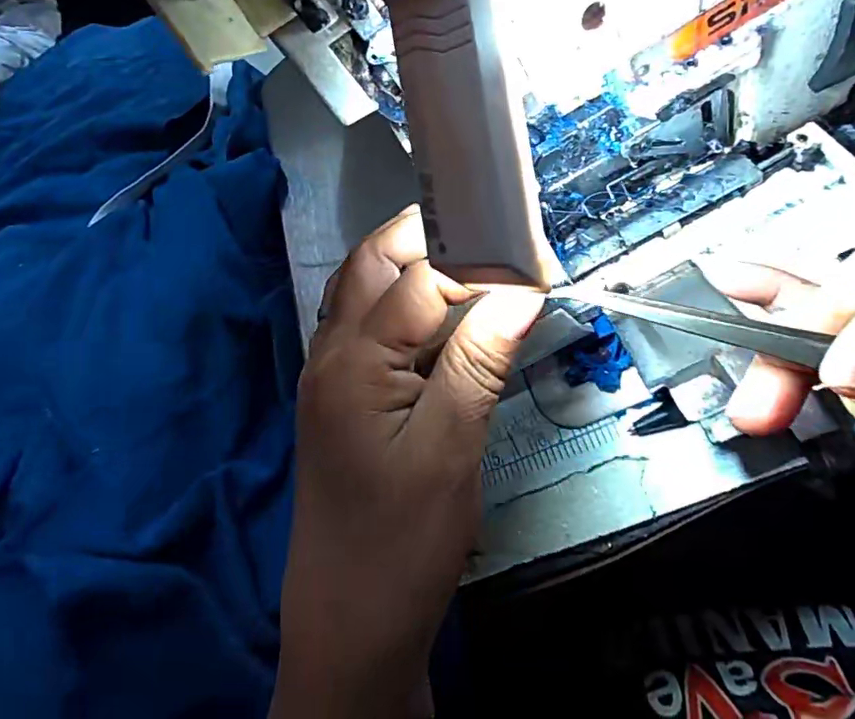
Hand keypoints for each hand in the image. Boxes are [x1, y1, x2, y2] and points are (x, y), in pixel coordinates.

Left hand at [273, 207, 544, 718]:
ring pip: (361, 293)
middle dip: (423, 238)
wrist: (347, 620)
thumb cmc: (400, 543)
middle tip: (485, 233)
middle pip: (370, 267)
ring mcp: (326, 374)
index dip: (472, 261)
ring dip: (407, 267)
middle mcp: (328, 353)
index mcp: (351, 361)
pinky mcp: (337, 396)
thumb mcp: (450, 450)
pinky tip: (435, 317)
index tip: (527, 253)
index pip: (416, 281)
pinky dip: (399, 305)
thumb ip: (478, 361)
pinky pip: (363, 327)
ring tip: (467, 262)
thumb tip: (519, 290)